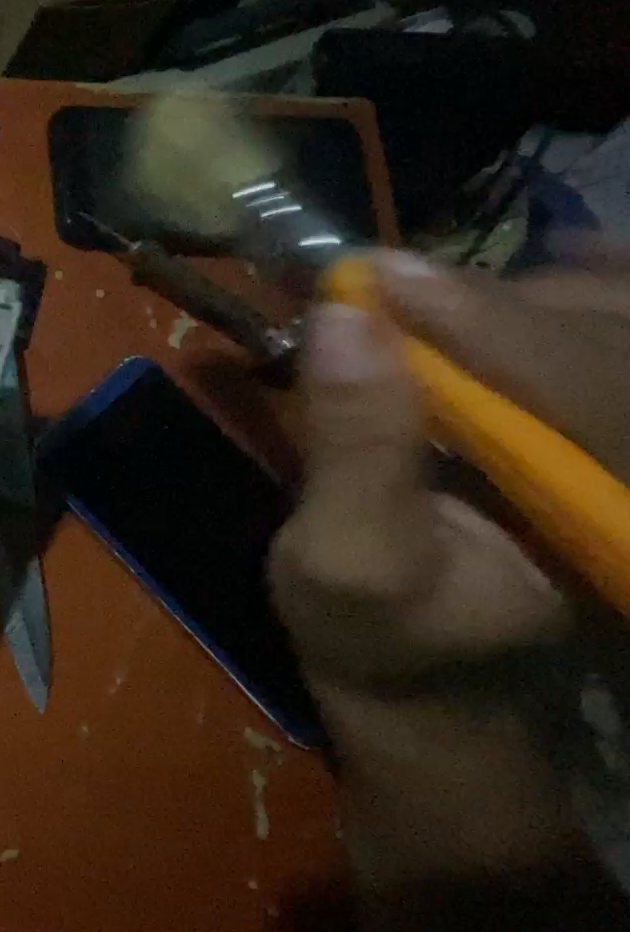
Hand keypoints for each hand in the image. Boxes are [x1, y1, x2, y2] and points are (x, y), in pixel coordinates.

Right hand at [267, 249, 629, 693]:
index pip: (585, 386)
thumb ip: (353, 444)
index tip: (369, 275)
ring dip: (517, 300)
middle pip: (611, 340)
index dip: (478, 319)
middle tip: (374, 288)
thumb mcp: (343, 554)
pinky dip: (565, 298)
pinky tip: (500, 302)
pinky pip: (614, 332)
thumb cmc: (370, 623)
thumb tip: (339, 317)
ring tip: (415, 306)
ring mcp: (628, 447)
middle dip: (486, 303)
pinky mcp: (615, 427)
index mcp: (617, 521)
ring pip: (616, 324)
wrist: (428, 664)